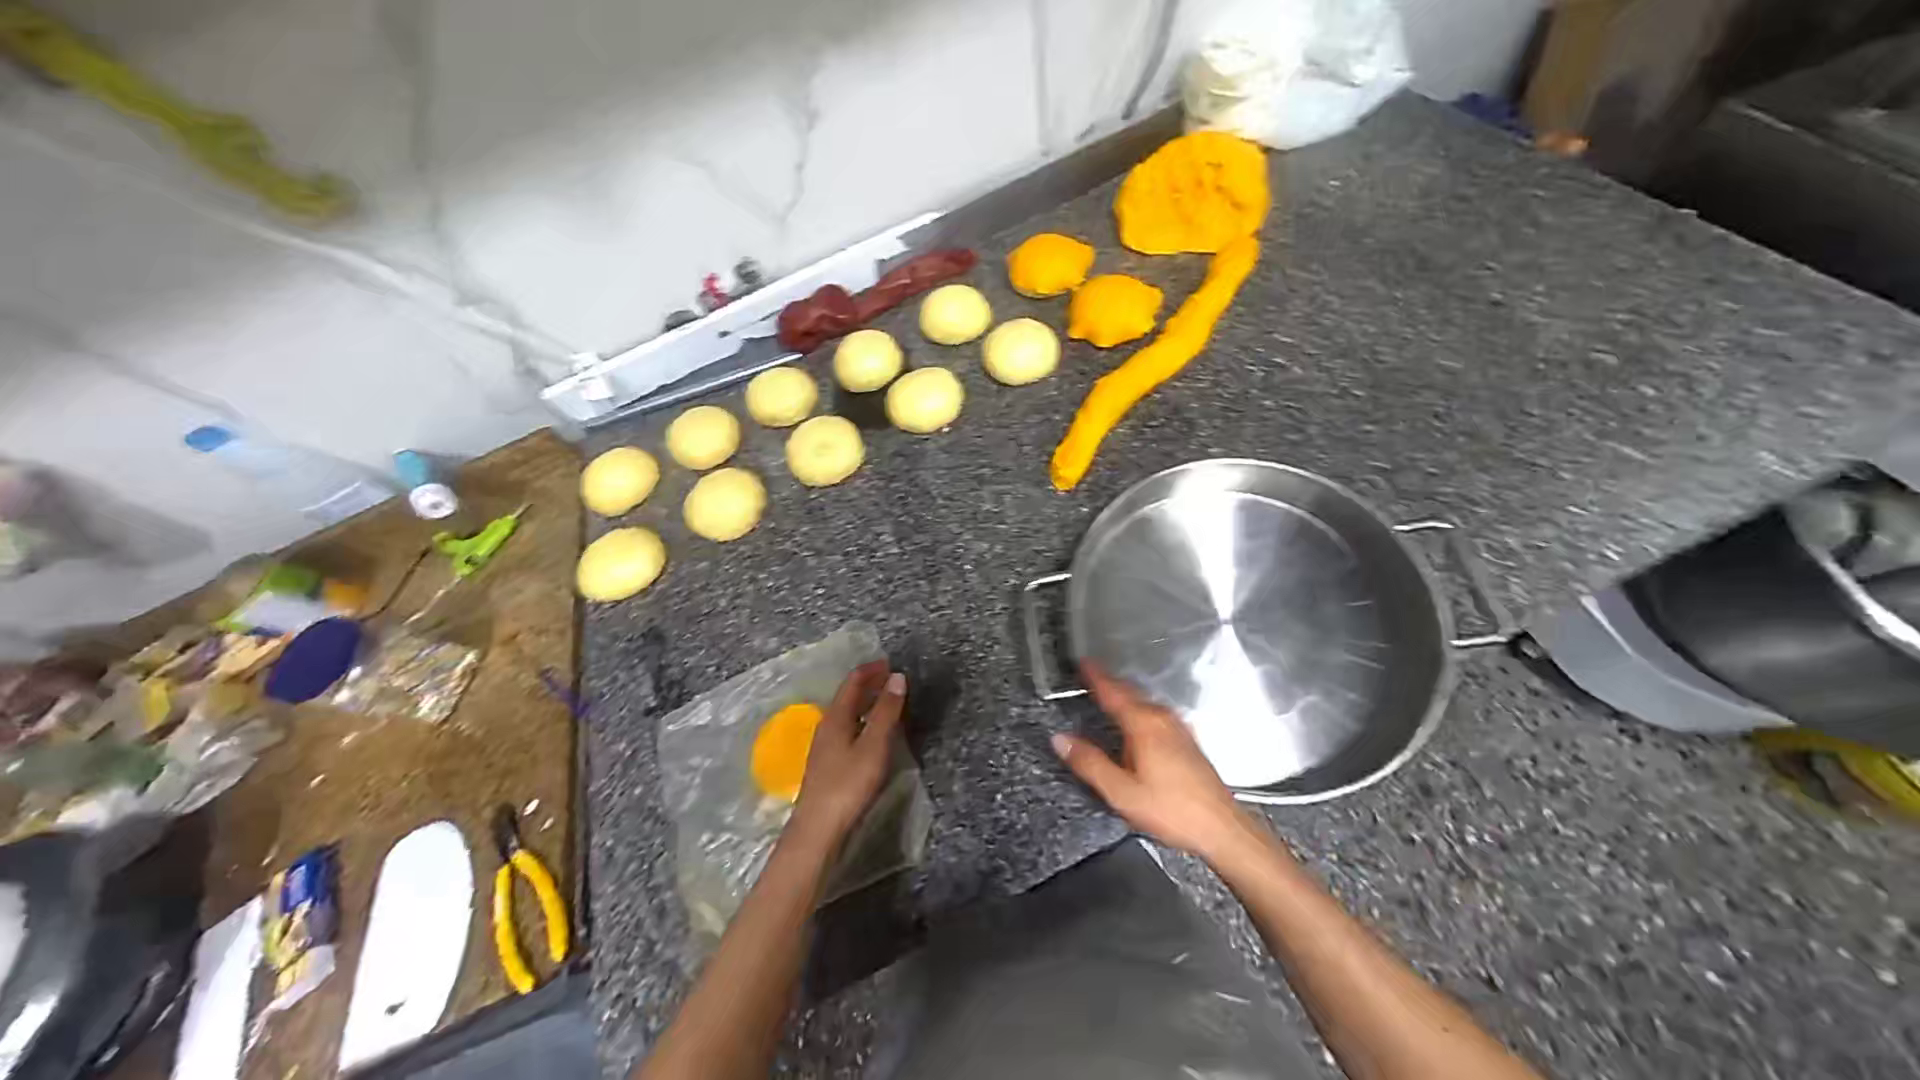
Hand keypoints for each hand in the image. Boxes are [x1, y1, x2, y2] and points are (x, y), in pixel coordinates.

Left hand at [787, 660, 905, 853]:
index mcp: (836, 717)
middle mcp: (827, 726)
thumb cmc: (848, 785)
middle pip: (848, 696)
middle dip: (869, 683)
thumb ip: (886, 711)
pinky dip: (863, 721)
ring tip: (886, 701)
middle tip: (891, 678)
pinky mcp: (827, 765)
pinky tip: (872, 734)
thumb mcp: (874, 745)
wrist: (818, 830)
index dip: (871, 669)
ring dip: (866, 703)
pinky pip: (847, 730)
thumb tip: (897, 677)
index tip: (890, 662)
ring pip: (847, 714)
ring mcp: (824, 747)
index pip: (852, 682)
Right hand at [1051, 663, 1262, 863]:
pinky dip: (1140, 709)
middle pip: (1131, 693)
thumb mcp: (1121, 792)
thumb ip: (1089, 763)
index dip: (1096, 676)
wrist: (1222, 829)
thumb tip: (1061, 740)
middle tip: (1090, 677)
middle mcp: (1163, 720)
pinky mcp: (1188, 741)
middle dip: (1109, 683)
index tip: (1083, 663)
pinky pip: (1157, 714)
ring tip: (1109, 696)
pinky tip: (1137, 723)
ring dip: (1125, 696)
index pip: (1113, 692)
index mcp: (1144, 726)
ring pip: (1145, 703)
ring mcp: (1179, 729)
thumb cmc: (1172, 811)